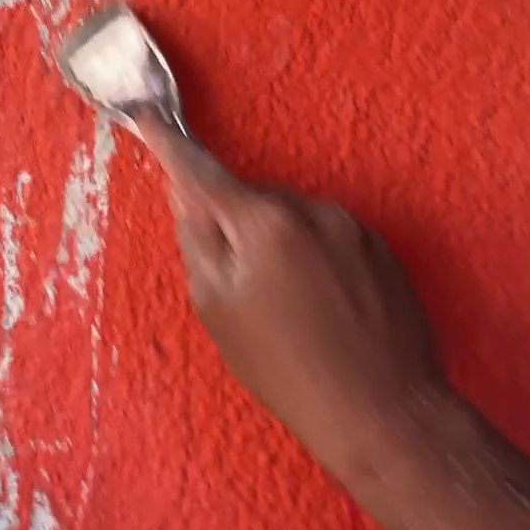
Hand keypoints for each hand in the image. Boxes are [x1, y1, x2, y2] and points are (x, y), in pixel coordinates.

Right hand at [141, 121, 445, 479]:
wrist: (385, 414)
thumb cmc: (284, 366)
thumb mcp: (217, 306)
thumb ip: (196, 239)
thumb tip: (186, 194)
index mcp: (262, 221)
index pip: (201, 170)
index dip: (168, 144)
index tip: (144, 115)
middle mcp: (309, 208)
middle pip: (248, 199)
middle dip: (234, 224)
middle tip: (239, 284)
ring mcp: (351, 225)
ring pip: (288, 217)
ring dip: (274, 241)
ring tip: (289, 304)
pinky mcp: (380, 247)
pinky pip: (325, 234)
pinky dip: (310, 254)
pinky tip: (320, 304)